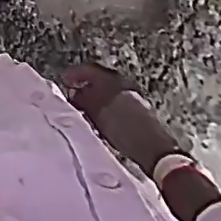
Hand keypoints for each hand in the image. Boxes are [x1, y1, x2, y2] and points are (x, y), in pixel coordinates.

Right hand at [64, 63, 184, 173]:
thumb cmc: (128, 131)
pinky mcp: (137, 114)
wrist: (156, 151)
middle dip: (84, 87)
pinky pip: (114, 104)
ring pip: (107, 93)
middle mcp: (124, 86)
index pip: (89, 69)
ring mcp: (132, 100)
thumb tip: (74, 94)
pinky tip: (100, 121)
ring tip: (84, 110)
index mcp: (113, 80)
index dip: (75, 74)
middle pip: (98, 80)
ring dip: (94, 99)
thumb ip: (84, 101)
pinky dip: (104, 108)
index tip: (65, 79)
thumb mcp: (99, 115)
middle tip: (72, 95)